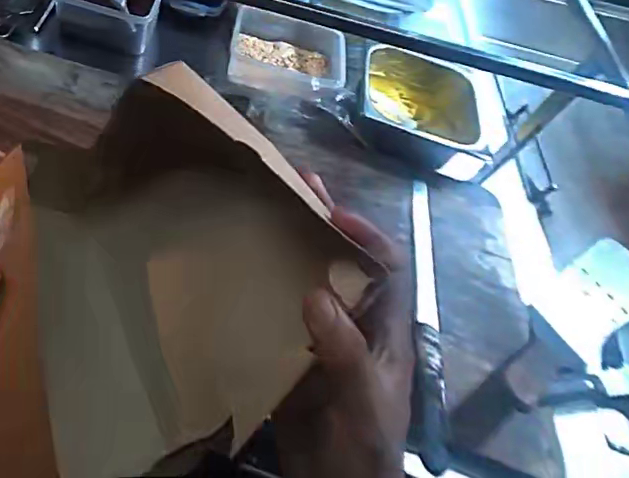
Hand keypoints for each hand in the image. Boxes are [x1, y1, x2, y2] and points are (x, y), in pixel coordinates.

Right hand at [274, 173, 413, 477]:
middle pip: (343, 259)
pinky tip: (242, 261)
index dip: (365, 233)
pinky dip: (265, 278)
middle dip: (323, 221)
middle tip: (295, 182)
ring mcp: (323, 332)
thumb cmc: (363, 445)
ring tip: (266, 207)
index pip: (386, 265)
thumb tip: (315, 293)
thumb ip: (344, 349)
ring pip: (310, 274)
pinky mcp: (294, 346)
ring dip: (291, 241)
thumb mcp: (362, 399)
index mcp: (384, 327)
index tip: (332, 211)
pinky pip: (280, 303)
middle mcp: (354, 319)